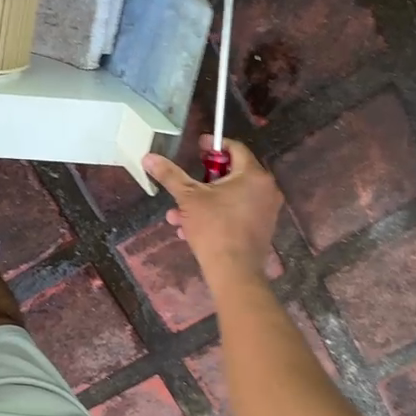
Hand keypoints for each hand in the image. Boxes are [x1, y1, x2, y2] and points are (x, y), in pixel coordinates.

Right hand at [143, 138, 281, 281]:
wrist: (234, 270)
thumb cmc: (213, 227)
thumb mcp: (187, 198)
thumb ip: (170, 175)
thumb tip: (149, 157)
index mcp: (253, 175)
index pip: (235, 148)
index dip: (213, 145)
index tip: (197, 147)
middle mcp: (266, 189)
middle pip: (232, 173)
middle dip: (202, 181)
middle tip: (185, 185)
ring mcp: (266, 210)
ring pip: (230, 196)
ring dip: (203, 201)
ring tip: (178, 214)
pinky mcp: (261, 228)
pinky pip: (236, 212)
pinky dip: (215, 214)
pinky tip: (190, 229)